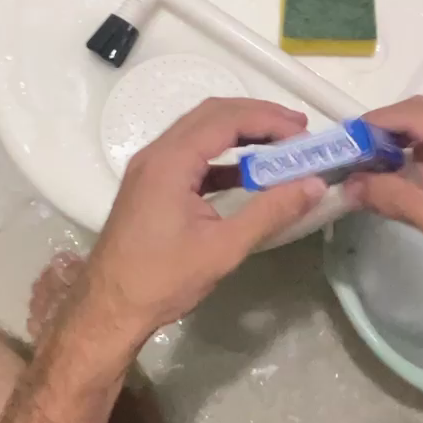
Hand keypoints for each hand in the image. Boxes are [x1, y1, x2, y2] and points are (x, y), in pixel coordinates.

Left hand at [80, 98, 323, 345]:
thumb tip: (314, 186)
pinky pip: (191, 154)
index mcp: (170, 162)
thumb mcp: (224, 248)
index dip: (268, 119)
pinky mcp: (151, 184)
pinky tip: (248, 174)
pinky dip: (223, 156)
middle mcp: (156, 154)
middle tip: (298, 130)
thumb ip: (271, 212)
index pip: (226, 120)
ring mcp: (150, 167)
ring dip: (240, 132)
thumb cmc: (163, 279)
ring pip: (200, 131)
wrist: (108, 308)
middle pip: (211, 114)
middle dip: (257, 116)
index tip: (303, 132)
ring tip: (279, 145)